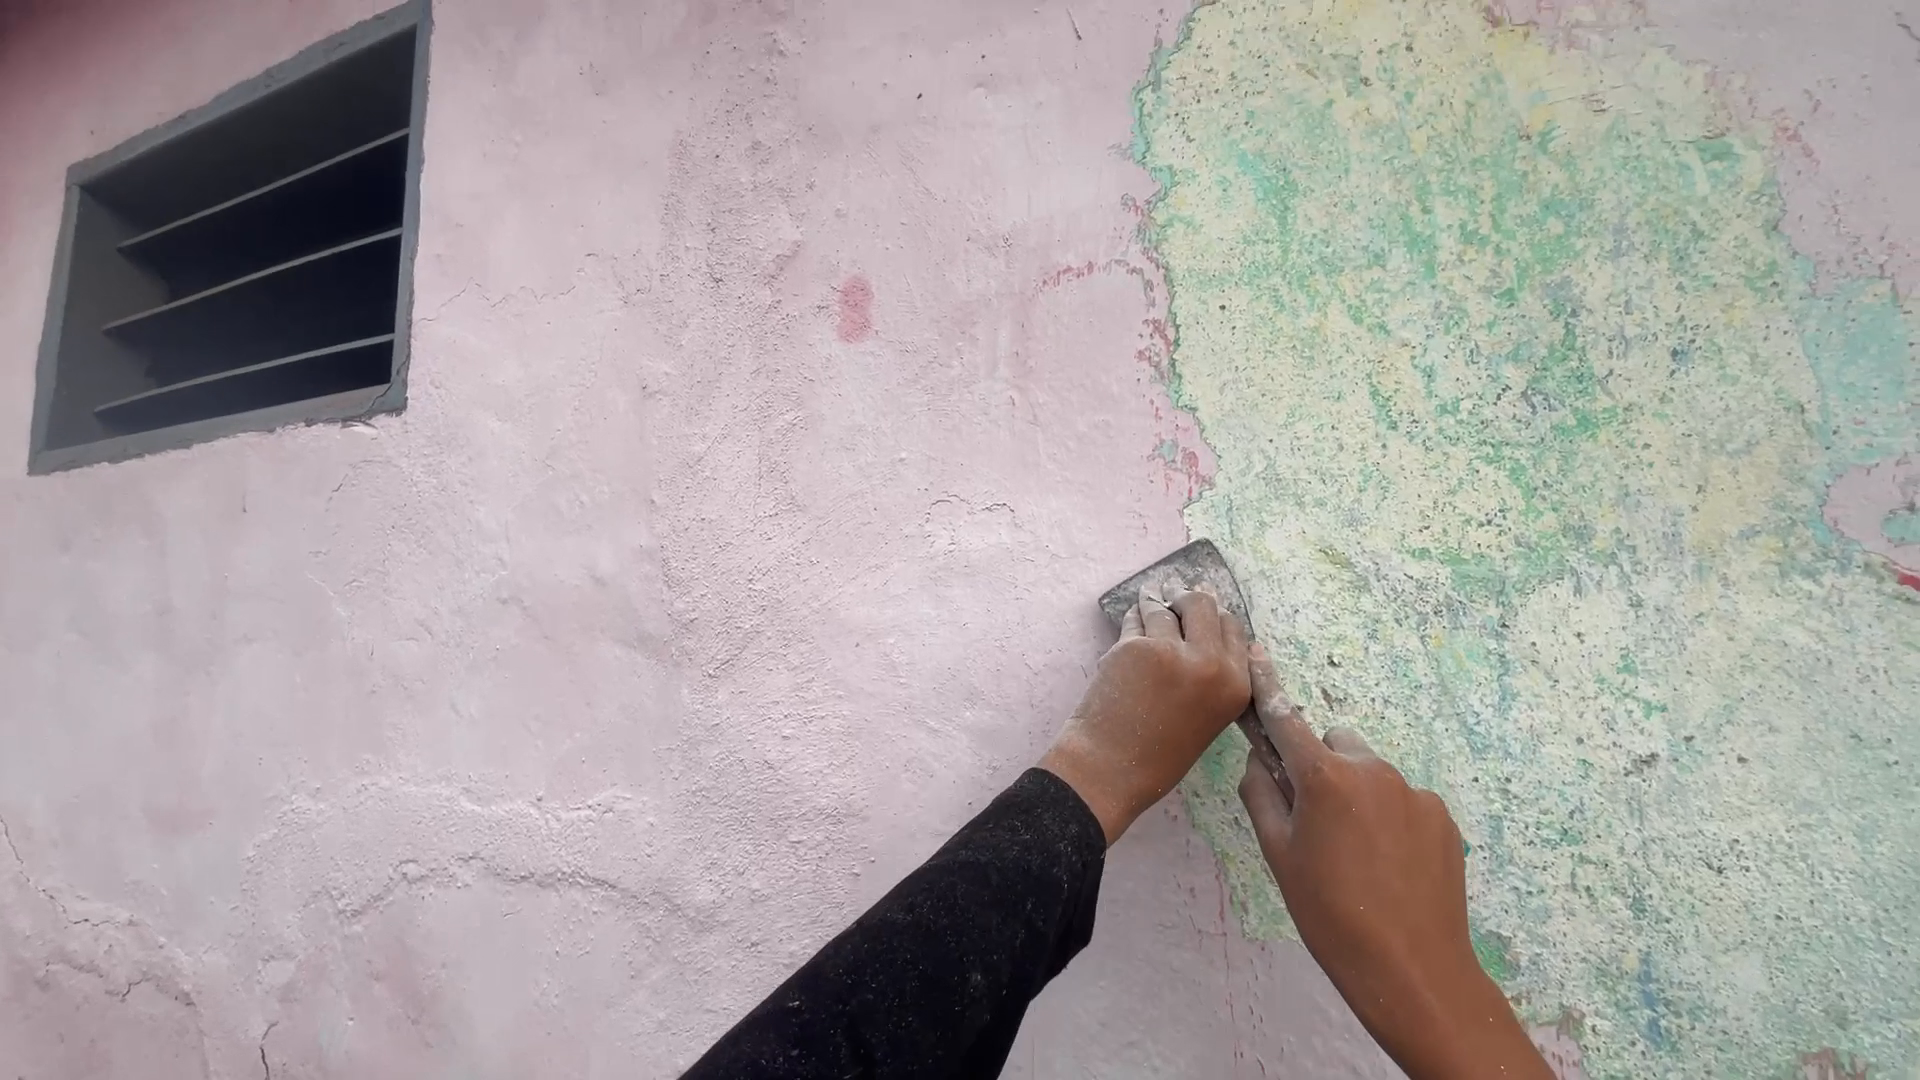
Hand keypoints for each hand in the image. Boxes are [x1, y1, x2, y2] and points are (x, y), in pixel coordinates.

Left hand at [1041, 578, 1250, 843]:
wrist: (1112, 768)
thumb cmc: (1159, 752)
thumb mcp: (1207, 715)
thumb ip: (1213, 675)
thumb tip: (1202, 630)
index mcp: (1237, 686)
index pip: (1233, 628)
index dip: (1213, 616)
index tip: (1199, 610)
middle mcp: (1212, 664)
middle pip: (1202, 603)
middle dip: (1184, 598)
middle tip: (1171, 597)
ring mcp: (1173, 652)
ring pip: (1164, 607)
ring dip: (1153, 604)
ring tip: (1148, 601)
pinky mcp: (1137, 647)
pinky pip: (1136, 619)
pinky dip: (1132, 620)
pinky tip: (1130, 624)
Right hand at [1237, 648, 1551, 1079]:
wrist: (1412, 971)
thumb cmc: (1328, 912)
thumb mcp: (1277, 854)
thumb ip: (1261, 794)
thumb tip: (1260, 760)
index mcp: (1324, 777)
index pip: (1286, 719)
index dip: (1268, 688)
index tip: (1258, 652)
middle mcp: (1371, 770)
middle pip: (1333, 744)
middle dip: (1320, 765)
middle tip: (1315, 817)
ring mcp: (1413, 792)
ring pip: (1369, 771)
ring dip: (1355, 789)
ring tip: (1355, 848)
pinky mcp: (1442, 816)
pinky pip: (1401, 797)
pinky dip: (1388, 814)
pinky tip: (1388, 861)